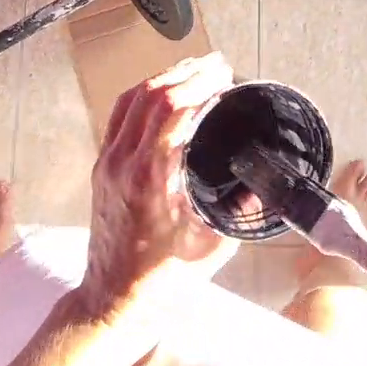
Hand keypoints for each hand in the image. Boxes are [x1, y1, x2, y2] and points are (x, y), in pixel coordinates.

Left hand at [77, 53, 235, 314]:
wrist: (113, 301)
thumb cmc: (161, 280)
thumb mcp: (213, 246)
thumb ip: (240, 209)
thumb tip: (263, 181)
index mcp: (150, 177)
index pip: (172, 109)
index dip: (200, 84)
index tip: (223, 75)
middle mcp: (123, 162)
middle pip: (152, 95)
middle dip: (186, 72)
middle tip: (216, 64)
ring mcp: (108, 161)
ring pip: (132, 99)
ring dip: (164, 77)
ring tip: (193, 68)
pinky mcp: (102, 165)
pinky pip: (120, 115)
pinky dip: (143, 94)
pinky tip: (162, 90)